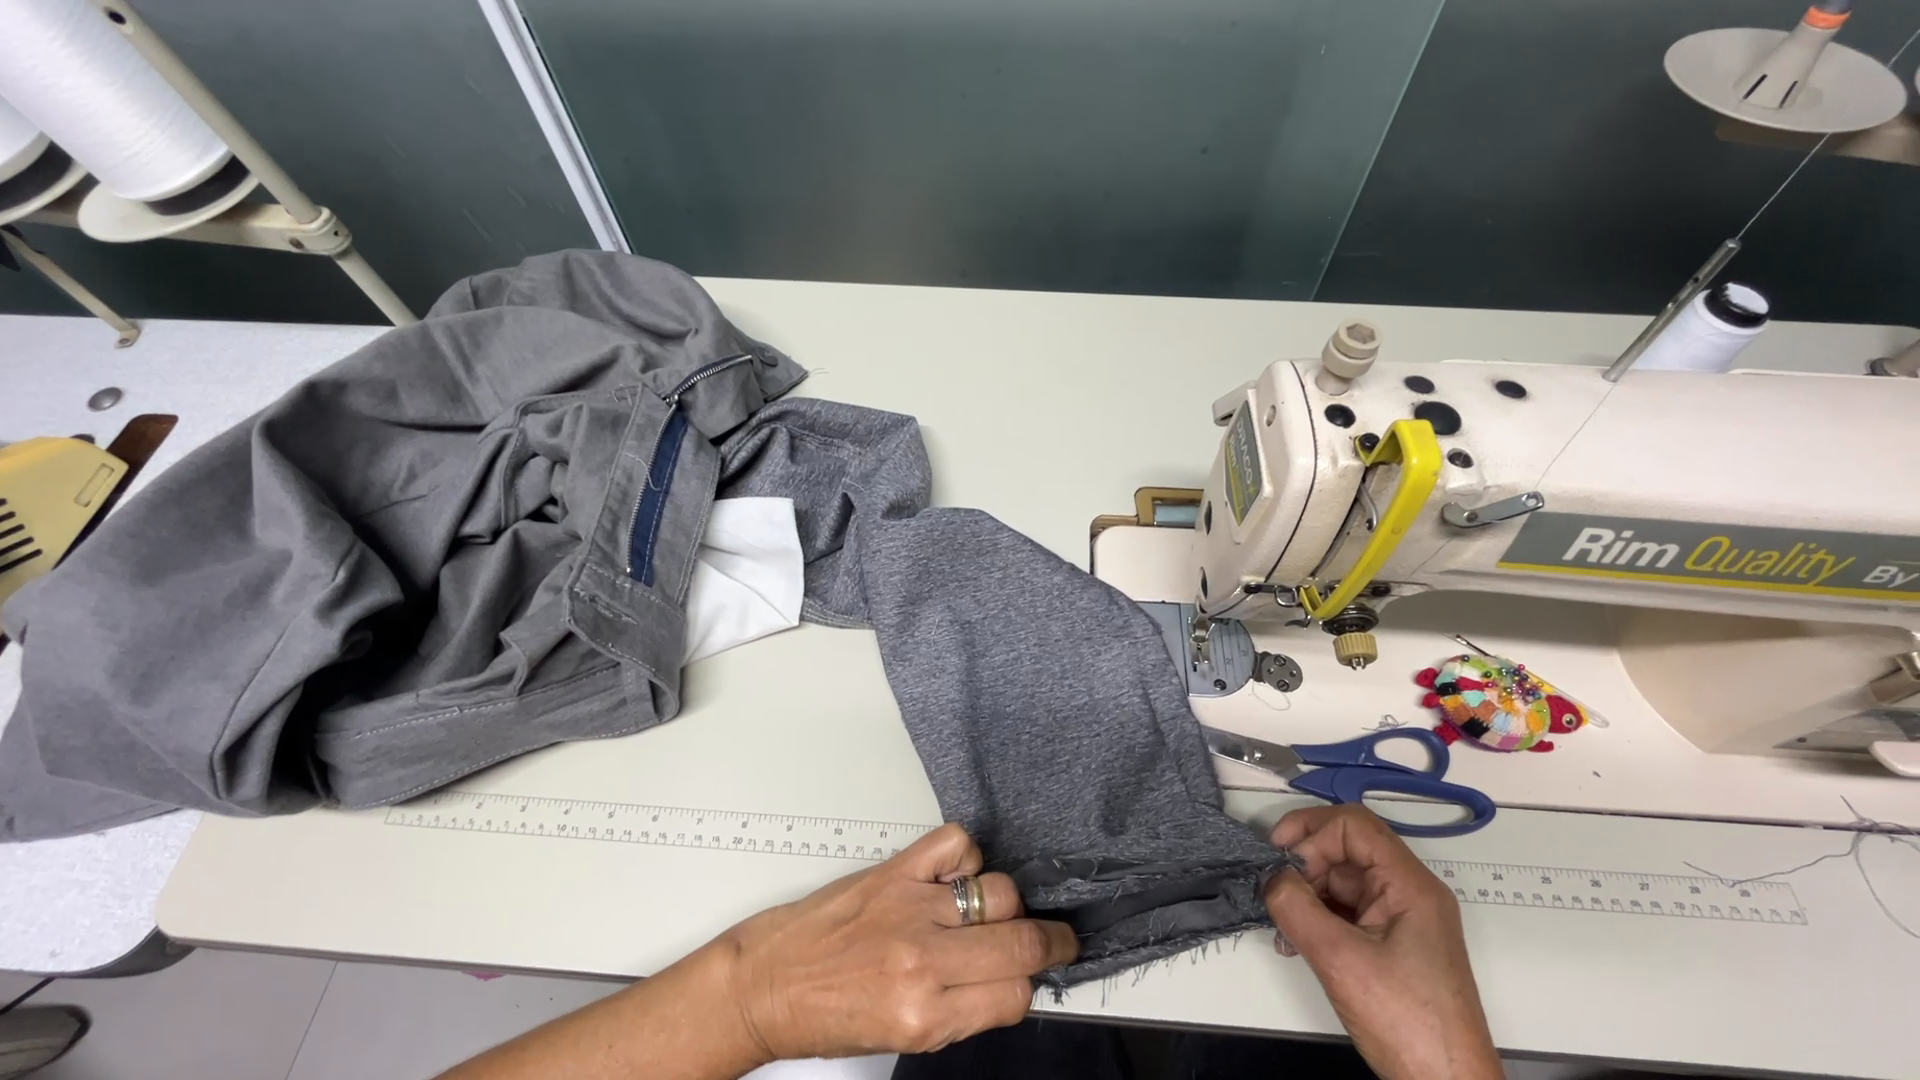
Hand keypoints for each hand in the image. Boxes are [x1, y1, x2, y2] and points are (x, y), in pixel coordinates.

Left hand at [720, 823, 1078, 1059]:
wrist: (766, 986)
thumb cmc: (825, 1017)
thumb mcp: (904, 1039)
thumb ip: (961, 1011)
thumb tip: (1010, 983)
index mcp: (925, 1014)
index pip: (1017, 994)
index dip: (1028, 986)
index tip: (1030, 976)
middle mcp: (923, 959)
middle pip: (1021, 941)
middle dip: (1050, 941)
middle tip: (1055, 938)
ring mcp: (909, 907)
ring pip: (1000, 892)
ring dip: (1007, 904)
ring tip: (991, 911)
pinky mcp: (893, 871)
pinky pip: (957, 845)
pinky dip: (967, 857)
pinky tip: (954, 877)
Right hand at [1265, 805, 1500, 1079]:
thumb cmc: (1405, 1021)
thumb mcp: (1340, 959)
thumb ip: (1296, 907)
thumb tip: (1269, 877)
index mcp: (1409, 886)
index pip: (1353, 826)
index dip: (1310, 832)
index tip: (1278, 861)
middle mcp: (1407, 893)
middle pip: (1345, 849)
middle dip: (1303, 863)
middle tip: (1273, 892)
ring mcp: (1399, 919)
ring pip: (1340, 880)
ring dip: (1304, 893)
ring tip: (1282, 926)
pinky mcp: (1389, 944)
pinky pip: (1344, 910)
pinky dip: (1314, 916)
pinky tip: (1294, 940)